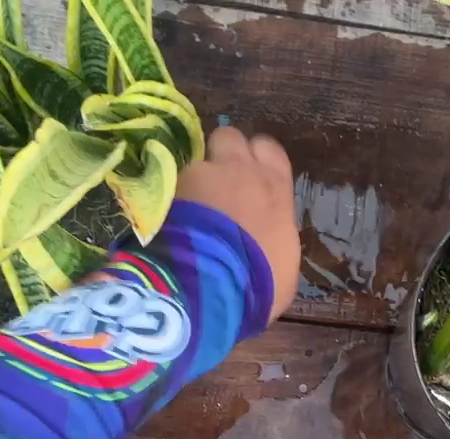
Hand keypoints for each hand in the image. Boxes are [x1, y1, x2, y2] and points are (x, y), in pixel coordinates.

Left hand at [175, 126, 299, 321]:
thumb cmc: (262, 284)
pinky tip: (169, 226)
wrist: (215, 290)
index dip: (258, 160)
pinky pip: (167, 186)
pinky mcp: (165, 191)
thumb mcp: (284, 263)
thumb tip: (268, 233)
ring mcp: (199, 176)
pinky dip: (169, 201)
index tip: (253, 177)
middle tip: (218, 184)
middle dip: (222, 155)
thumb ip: (275, 234)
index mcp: (274, 188)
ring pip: (194, 161)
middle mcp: (239, 170)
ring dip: (193, 180)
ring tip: (188, 211)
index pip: (268, 149)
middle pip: (229, 138)